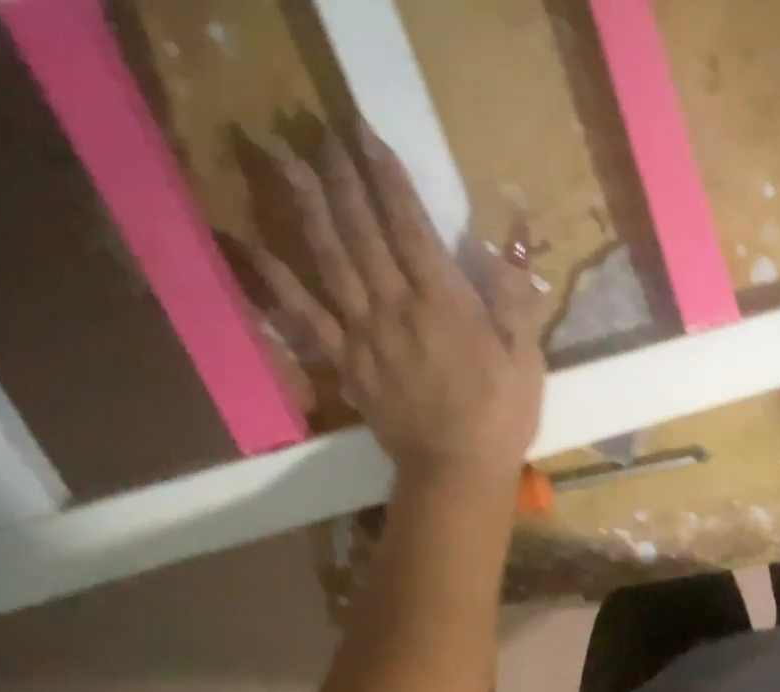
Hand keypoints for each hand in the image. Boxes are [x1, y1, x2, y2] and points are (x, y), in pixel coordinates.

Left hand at [250, 126, 543, 485]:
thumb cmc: (501, 414)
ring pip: (329, 261)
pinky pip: (305, 315)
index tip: (367, 136)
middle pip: (362, 234)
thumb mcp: (526, 357)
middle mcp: (395, 308)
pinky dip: (276, 279)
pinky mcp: (344, 361)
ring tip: (287, 164)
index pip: (410, 228)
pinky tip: (252, 245)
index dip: (388, 180)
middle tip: (321, 133)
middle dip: (343, 180)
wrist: (456, 470)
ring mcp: (363, 334)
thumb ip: (514, 299)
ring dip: (307, 209)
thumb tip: (511, 245)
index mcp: (444, 304)